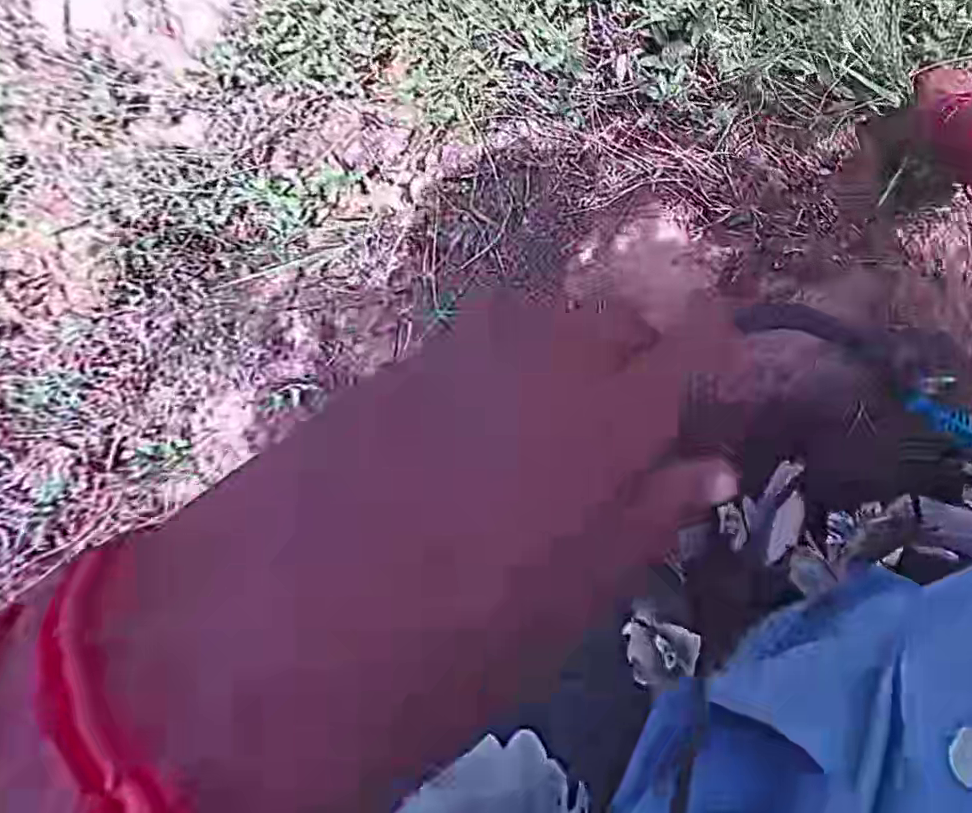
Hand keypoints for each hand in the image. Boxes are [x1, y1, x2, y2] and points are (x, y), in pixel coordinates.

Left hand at [78, 289, 741, 809]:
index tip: (735, 347)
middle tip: (641, 405)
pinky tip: (492, 416)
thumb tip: (716, 469)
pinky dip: (517, 359)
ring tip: (568, 408)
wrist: (236, 653)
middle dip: (646, 349)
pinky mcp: (407, 359)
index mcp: (605, 426)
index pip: (694, 344)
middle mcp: (547, 364)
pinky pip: (491, 336)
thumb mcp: (571, 604)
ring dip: (581, 349)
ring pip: (556, 317)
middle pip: (623, 319)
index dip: (723, 335)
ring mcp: (471, 350)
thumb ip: (651, 517)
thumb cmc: (442, 652)